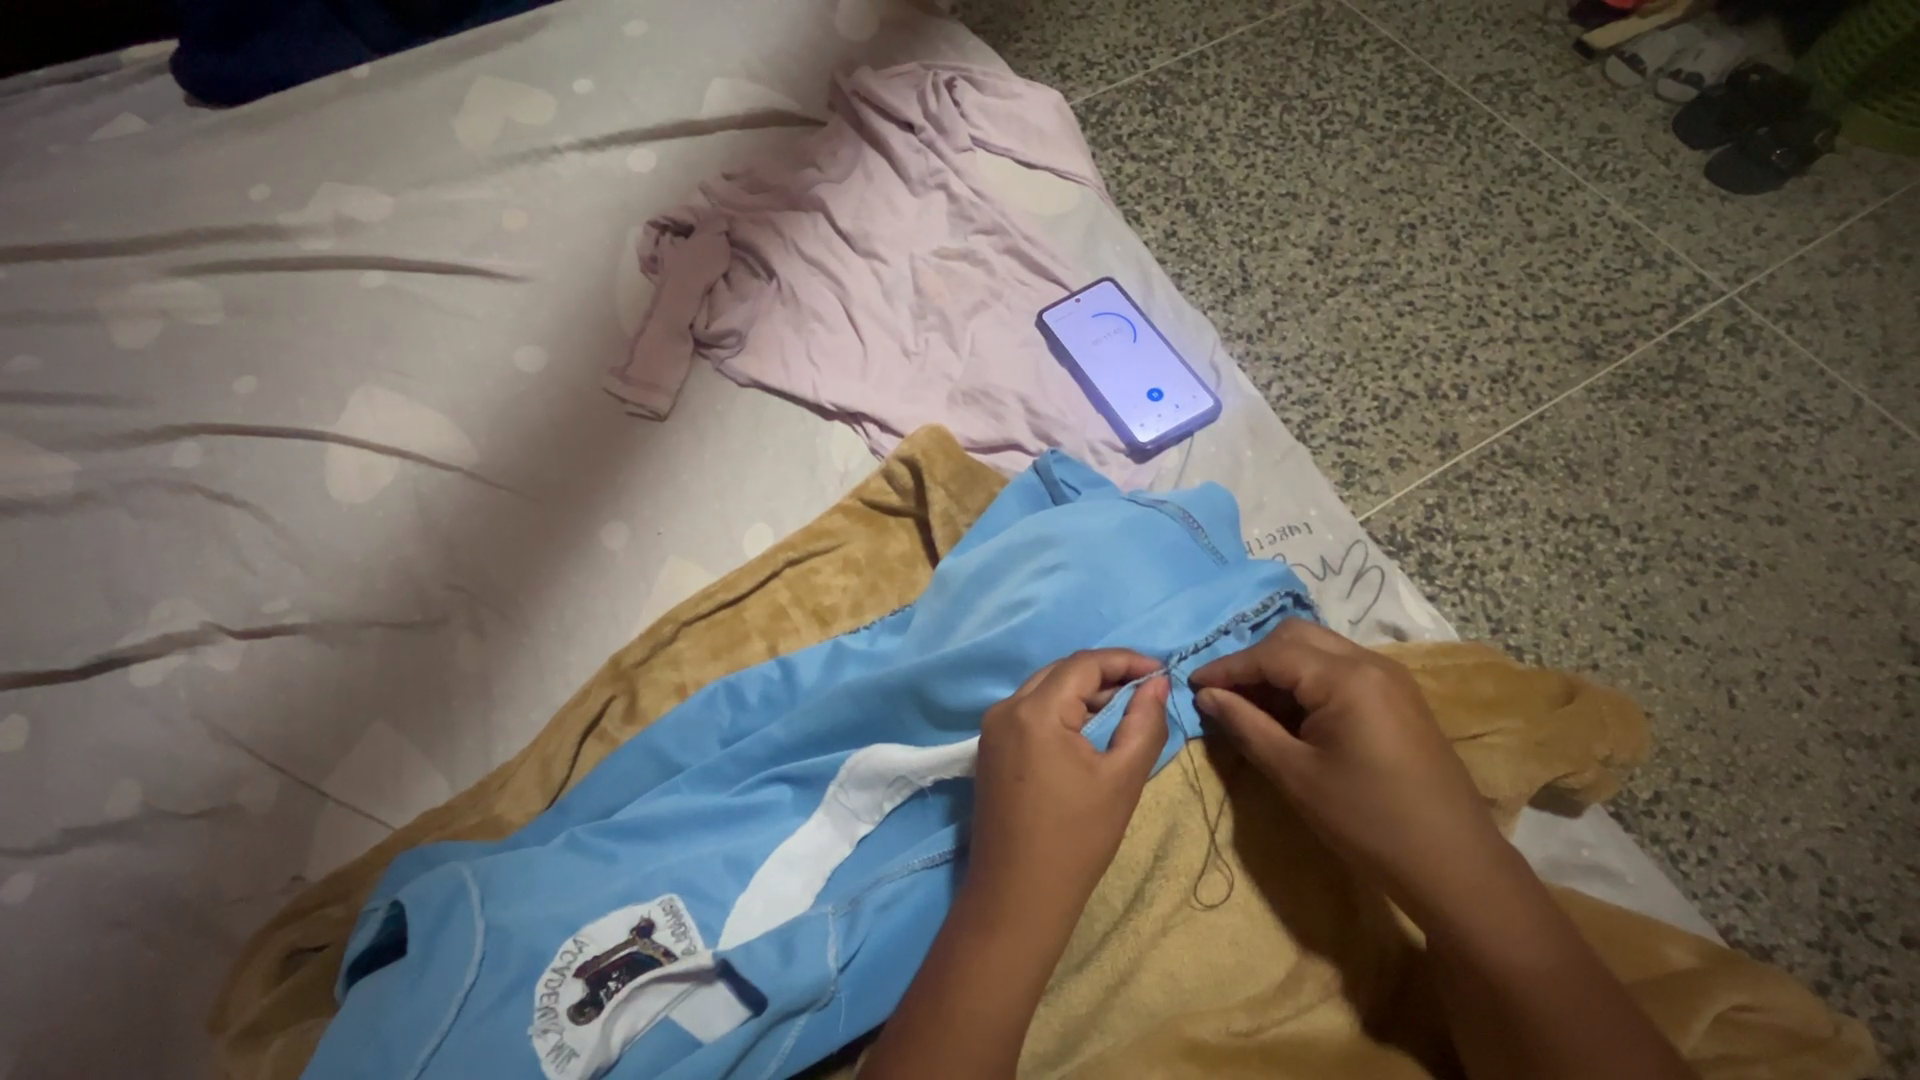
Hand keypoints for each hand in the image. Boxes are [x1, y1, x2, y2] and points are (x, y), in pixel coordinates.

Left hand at [968, 649, 1169, 925]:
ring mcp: (992, 730)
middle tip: (1145, 690)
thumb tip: (1155, 683)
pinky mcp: (990, 750)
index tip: (1161, 670)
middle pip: (1061, 672)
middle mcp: (1005, 709)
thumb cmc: (1076, 838)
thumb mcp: (1122, 778)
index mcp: (1035, 711)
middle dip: (1105, 675)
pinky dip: (1061, 712)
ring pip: (1044, 690)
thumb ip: (1144, 723)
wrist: (1017, 895)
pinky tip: (1089, 731)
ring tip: (1124, 710)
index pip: (1084, 664)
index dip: (1125, 660)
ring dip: (1083, 693)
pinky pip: (1030, 713)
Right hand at [1189, 619, 1505, 919]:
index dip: (1226, 668)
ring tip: (1250, 708)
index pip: (1271, 654)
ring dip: (1279, 669)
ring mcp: (1389, 679)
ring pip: (1318, 650)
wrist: (1453, 864)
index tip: (1191, 685)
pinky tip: (1289, 716)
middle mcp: (1370, 663)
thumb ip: (1246, 726)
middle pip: (1296, 637)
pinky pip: (1339, 670)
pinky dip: (1306, 682)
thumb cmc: (1366, 821)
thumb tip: (1207, 696)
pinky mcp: (1397, 699)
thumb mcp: (1294, 774)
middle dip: (1253, 659)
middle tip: (1223, 695)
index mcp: (1346, 678)